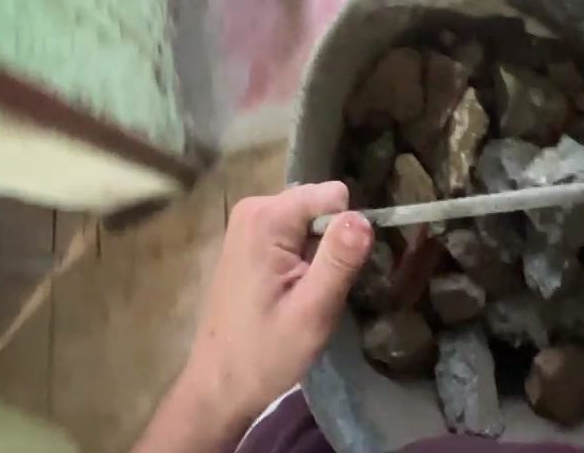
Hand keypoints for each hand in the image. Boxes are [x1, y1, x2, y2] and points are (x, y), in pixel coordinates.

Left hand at [140, 181, 373, 452]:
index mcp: (267, 216)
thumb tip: (364, 217)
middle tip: (315, 288)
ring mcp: (248, 221)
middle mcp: (254, 206)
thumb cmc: (265, 353)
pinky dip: (301, 256)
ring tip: (303, 291)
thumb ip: (338, 260)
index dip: (343, 233)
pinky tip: (290, 289)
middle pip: (319, 203)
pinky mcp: (249, 237)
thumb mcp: (313, 312)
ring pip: (309, 217)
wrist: (218, 387)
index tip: (331, 273)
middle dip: (328, 242)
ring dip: (316, 252)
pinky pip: (293, 230)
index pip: (333, 196)